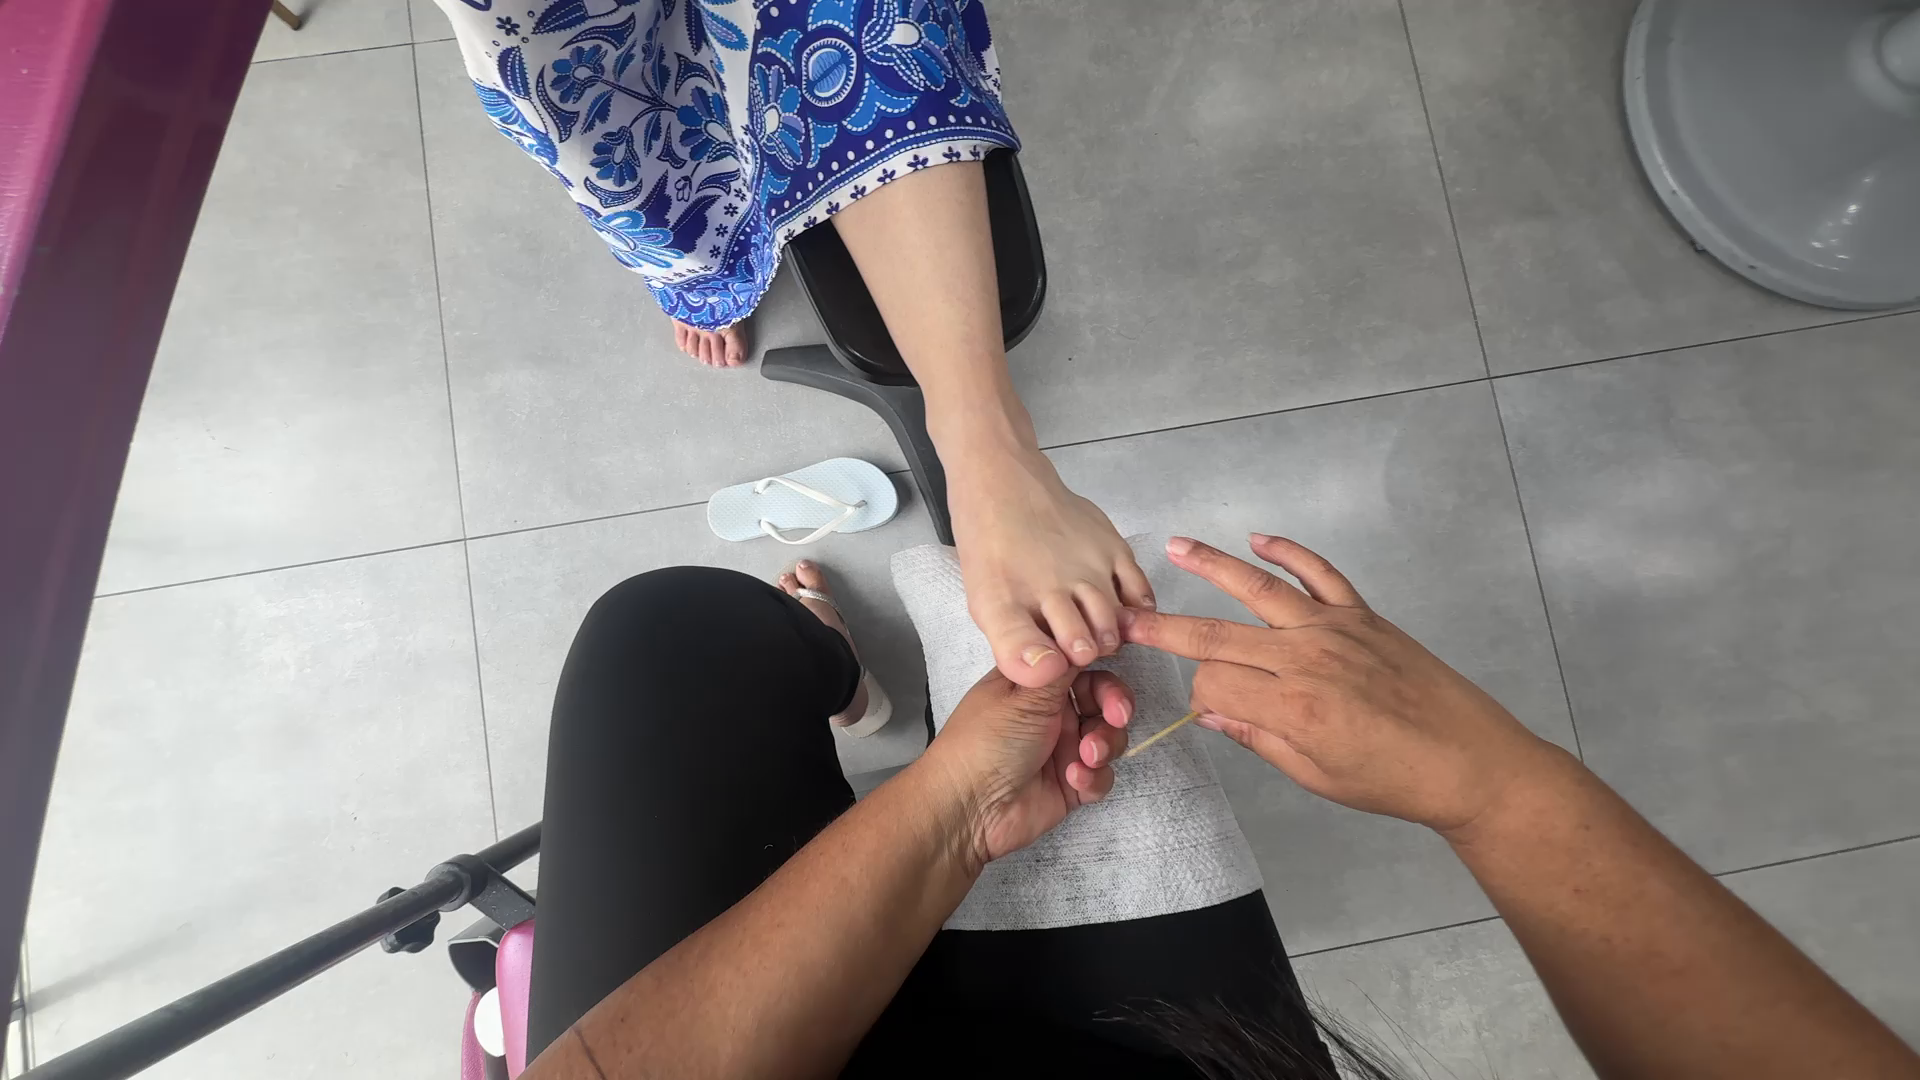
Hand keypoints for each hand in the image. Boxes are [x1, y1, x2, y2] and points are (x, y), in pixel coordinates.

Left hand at [919, 668, 1132, 865]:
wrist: (969, 807)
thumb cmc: (986, 741)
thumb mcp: (1025, 696)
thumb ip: (1062, 666)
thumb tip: (1086, 634)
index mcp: (1035, 684)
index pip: (1080, 663)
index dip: (1102, 663)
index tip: (1119, 664)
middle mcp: (1052, 712)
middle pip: (1103, 699)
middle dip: (1116, 705)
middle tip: (1117, 716)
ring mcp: (1062, 748)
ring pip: (1108, 737)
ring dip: (1105, 744)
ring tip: (1086, 756)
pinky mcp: (1071, 784)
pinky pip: (1101, 775)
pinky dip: (1093, 777)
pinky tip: (1073, 780)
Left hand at [946, 448, 1153, 686]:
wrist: (1005, 484)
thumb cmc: (992, 549)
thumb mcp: (986, 600)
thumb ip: (1011, 643)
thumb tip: (1049, 672)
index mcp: (1009, 603)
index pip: (1034, 658)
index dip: (1048, 669)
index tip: (1053, 663)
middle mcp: (1052, 586)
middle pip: (1087, 644)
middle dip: (1085, 655)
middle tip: (1079, 649)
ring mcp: (1088, 565)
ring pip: (1113, 622)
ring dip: (1109, 635)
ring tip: (1097, 631)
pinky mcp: (1113, 546)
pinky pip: (1139, 590)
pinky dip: (1135, 609)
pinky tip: (1122, 610)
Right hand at [1119, 534, 1560, 836]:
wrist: (1475, 764)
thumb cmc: (1392, 781)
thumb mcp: (1315, 775)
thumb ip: (1256, 737)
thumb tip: (1208, 711)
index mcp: (1292, 705)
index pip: (1213, 683)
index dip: (1200, 697)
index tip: (1210, 709)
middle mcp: (1305, 657)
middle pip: (1216, 635)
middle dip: (1165, 628)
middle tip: (1126, 619)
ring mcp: (1333, 628)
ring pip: (1258, 588)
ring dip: (1210, 566)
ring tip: (1175, 548)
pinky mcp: (1361, 615)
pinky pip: (1320, 573)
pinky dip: (1289, 553)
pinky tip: (1258, 540)